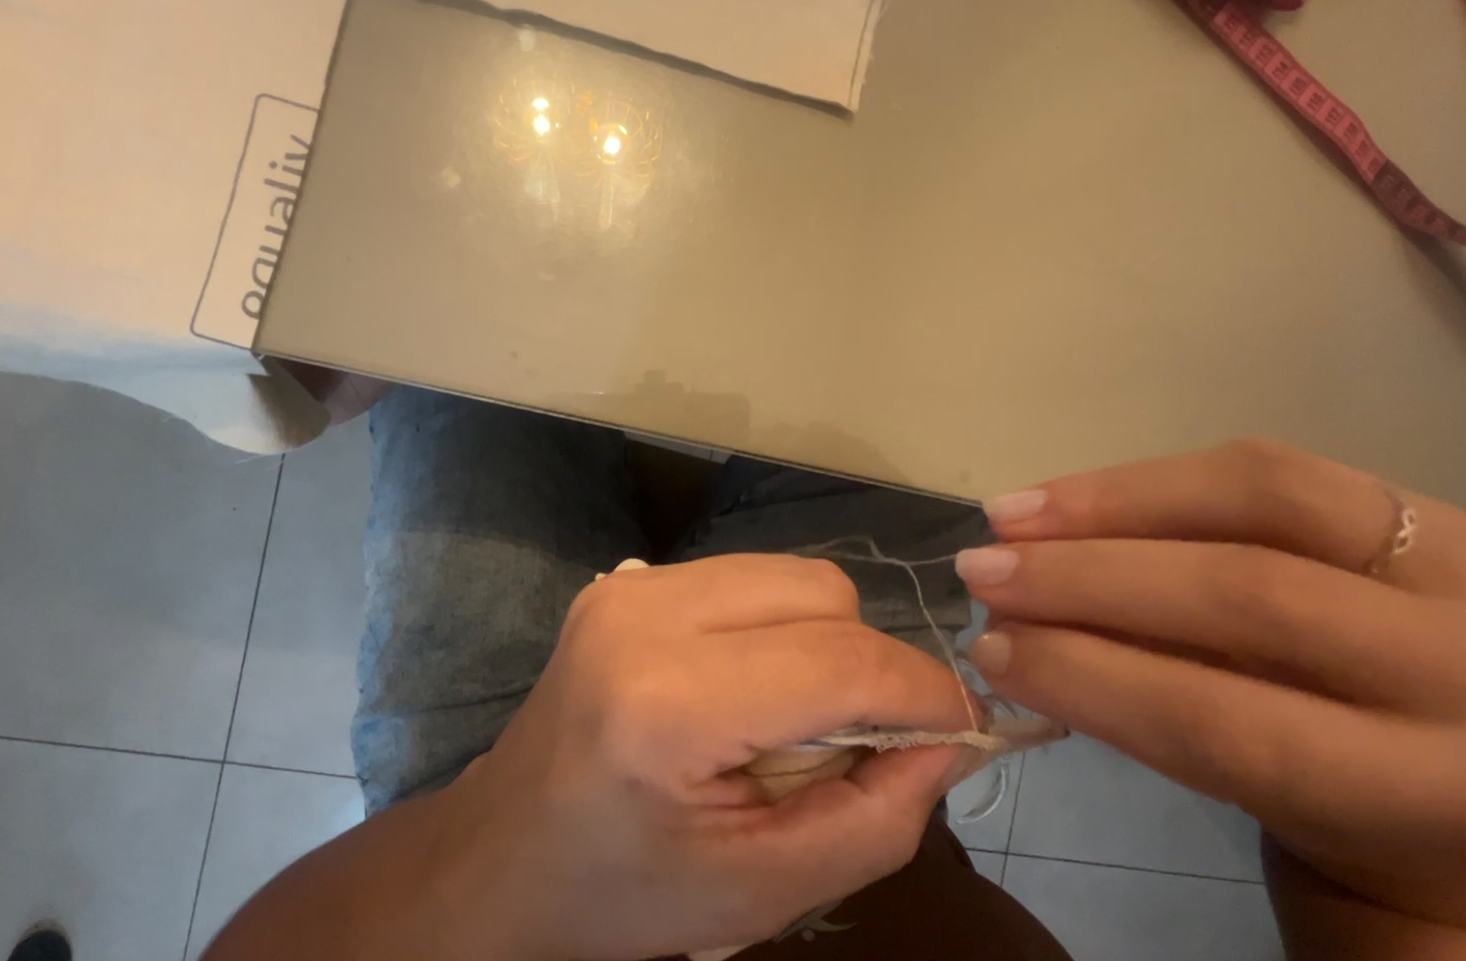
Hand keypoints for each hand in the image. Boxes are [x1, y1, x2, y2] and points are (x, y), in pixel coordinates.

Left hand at [433, 554, 980, 960]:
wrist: (504, 855)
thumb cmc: (625, 890)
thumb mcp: (764, 889)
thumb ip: (877, 816)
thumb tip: (949, 738)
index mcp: (669, 702)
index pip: (840, 662)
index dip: (923, 690)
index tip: (961, 728)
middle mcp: (644, 616)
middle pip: (823, 593)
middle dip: (869, 664)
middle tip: (859, 738)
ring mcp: (628, 587)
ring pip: (790, 574)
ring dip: (824, 639)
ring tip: (795, 716)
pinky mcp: (624, 581)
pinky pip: (746, 578)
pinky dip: (778, 625)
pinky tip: (749, 686)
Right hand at [955, 440, 1465, 949]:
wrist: (1446, 777)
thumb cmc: (1327, 807)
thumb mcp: (1243, 791)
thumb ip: (1138, 711)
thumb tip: (1008, 638)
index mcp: (1446, 788)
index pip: (1234, 721)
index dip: (1092, 679)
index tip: (988, 651)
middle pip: (1251, 594)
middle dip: (1087, 577)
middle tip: (982, 571)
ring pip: (1262, 498)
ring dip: (1109, 503)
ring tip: (1009, 516)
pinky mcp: (1432, 508)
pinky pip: (1266, 470)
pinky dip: (1150, 481)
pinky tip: (1071, 497)